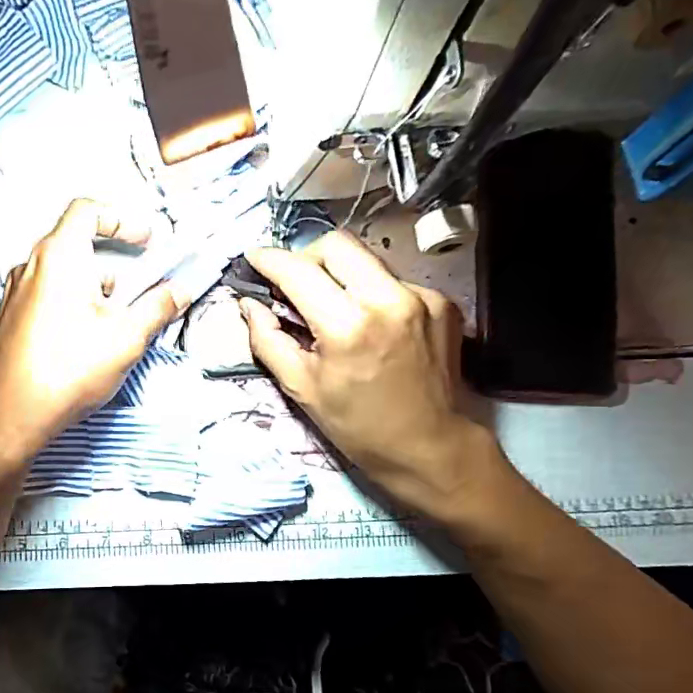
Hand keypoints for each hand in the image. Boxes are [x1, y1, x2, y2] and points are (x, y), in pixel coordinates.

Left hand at [0, 200, 185, 470]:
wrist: (12, 415)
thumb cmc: (64, 371)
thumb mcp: (127, 336)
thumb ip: (158, 307)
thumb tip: (179, 291)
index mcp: (58, 257)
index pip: (87, 211)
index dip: (122, 220)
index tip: (145, 240)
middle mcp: (31, 268)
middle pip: (77, 244)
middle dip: (116, 261)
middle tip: (142, 284)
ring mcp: (16, 295)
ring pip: (63, 274)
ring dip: (96, 287)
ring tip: (119, 319)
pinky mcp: (12, 321)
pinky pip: (48, 297)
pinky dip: (75, 305)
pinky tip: (90, 339)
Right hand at [241, 231, 496, 512]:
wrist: (431, 447)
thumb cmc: (360, 427)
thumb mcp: (304, 390)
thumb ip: (269, 341)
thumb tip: (249, 304)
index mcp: (347, 327)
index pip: (298, 270)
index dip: (270, 260)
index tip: (256, 259)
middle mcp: (388, 301)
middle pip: (337, 245)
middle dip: (308, 257)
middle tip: (297, 283)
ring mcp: (422, 298)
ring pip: (369, 261)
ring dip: (344, 276)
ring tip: (339, 310)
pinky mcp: (444, 303)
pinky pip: (396, 282)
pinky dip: (376, 296)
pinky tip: (376, 326)